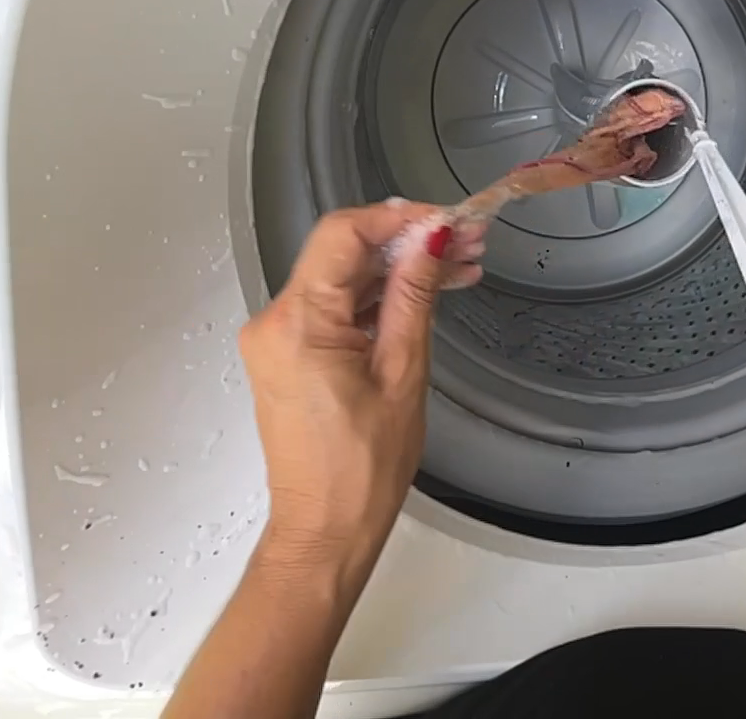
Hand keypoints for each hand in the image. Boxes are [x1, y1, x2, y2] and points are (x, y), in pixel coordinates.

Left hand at [239, 200, 484, 576]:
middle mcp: (277, 323)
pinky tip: (431, 290)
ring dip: (404, 267)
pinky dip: (386, 295)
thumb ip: (413, 294)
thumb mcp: (403, 369)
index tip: (447, 219)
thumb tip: (431, 240)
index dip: (400, 218)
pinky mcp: (295, 351)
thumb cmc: (362, 467)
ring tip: (463, 264)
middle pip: (347, 253)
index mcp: (298, 325)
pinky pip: (343, 305)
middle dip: (411, 240)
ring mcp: (282, 337)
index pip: (343, 235)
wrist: (327, 527)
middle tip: (468, 239)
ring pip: (349, 277)